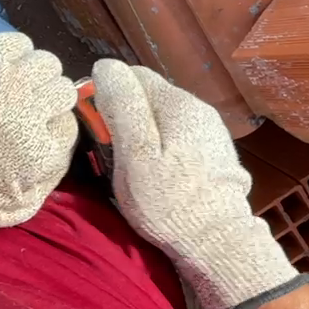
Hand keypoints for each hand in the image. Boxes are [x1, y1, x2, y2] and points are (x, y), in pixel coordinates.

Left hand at [0, 32, 77, 259]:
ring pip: (44, 62)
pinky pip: (14, 43)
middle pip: (62, 88)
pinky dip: (15, 51)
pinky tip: (4, 67)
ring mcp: (1, 86)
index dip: (54, 125)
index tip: (40, 128)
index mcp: (42, 151)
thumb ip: (53, 172)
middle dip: (49, 98)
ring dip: (35, 74)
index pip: (70, 122)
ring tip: (17, 86)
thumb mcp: (22, 205)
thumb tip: (64, 134)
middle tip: (30, 105)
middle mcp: (28, 113)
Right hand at [91, 60, 306, 308]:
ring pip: (163, 118)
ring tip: (127, 163)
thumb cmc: (167, 201)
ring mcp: (210, 131)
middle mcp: (198, 108)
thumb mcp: (134, 155)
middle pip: (149, 96)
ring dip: (142, 133)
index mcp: (177, 103)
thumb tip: (105, 66)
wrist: (216, 242)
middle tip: (107, 150)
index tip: (92, 122)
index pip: (133, 75)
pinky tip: (155, 172)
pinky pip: (177, 137)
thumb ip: (122, 108)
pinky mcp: (214, 154)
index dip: (106, 93)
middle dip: (124, 114)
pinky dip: (160, 147)